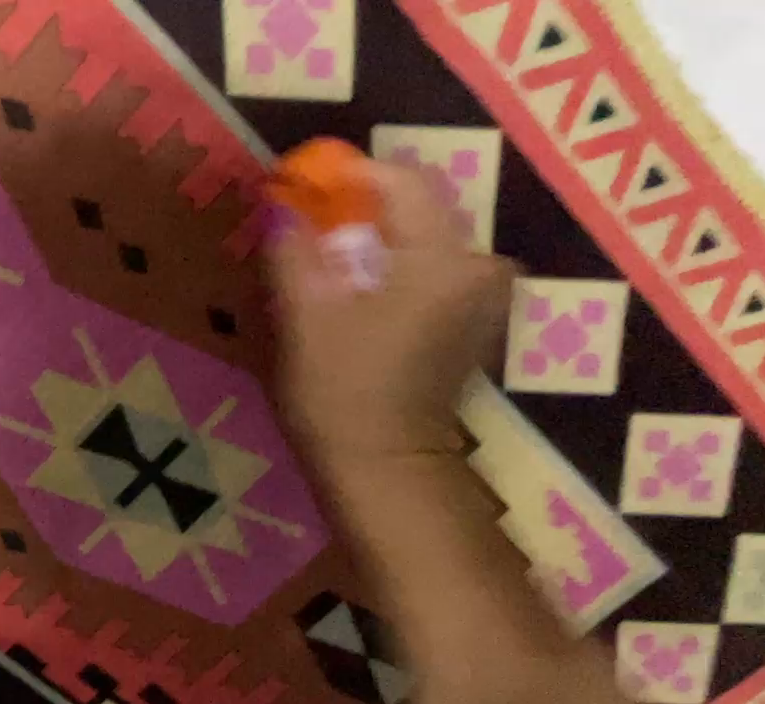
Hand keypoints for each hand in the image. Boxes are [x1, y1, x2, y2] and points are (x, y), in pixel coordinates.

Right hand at [269, 161, 515, 467]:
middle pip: (414, 212)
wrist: (381, 464)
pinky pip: (425, 273)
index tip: (300, 188)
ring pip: (418, 243)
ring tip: (321, 270)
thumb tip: (282, 205)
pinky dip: (387, 273)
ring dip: (369, 246)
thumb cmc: (340, 391)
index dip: (347, 177)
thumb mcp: (305, 319)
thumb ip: (295, 253)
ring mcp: (481, 295)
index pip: (402, 182)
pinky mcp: (469, 321)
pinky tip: (351, 300)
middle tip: (304, 235)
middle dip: (356, 216)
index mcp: (445, 257)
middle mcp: (479, 264)